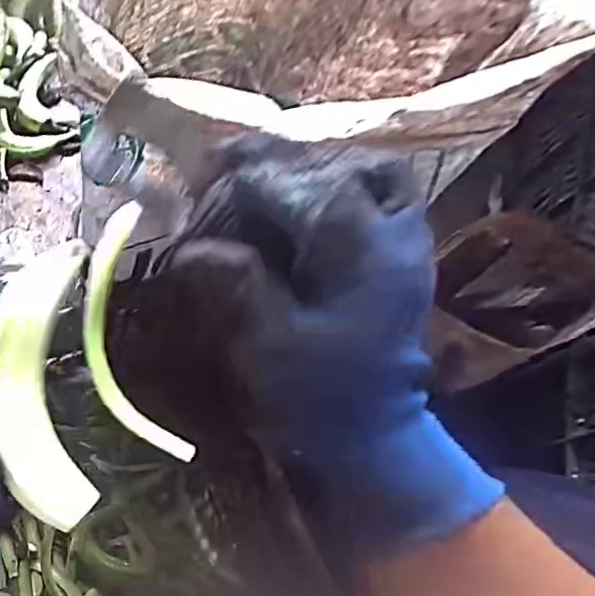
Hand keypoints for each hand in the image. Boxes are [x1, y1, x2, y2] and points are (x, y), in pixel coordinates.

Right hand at [165, 139, 501, 553]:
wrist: (371, 431)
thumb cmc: (318, 395)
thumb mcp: (269, 345)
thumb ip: (238, 286)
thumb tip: (189, 248)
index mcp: (362, 256)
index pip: (298, 190)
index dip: (242, 184)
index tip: (197, 190)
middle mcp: (393, 233)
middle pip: (336, 166)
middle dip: (273, 163)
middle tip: (219, 165)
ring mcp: (405, 239)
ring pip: (363, 170)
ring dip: (305, 166)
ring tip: (254, 172)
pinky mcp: (399, 251)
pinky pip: (371, 193)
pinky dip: (326, 185)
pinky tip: (292, 198)